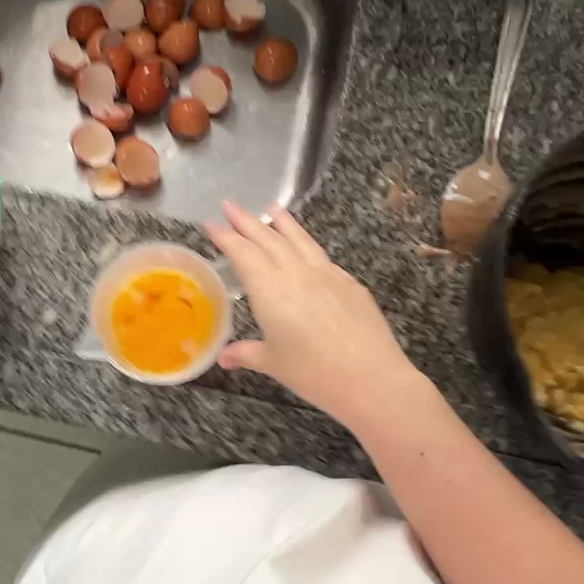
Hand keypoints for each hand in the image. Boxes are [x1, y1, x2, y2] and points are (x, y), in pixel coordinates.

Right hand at [206, 201, 422, 431]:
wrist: (371, 379)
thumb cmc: (314, 373)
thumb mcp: (273, 363)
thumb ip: (246, 354)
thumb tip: (224, 357)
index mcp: (271, 290)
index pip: (243, 254)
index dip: (226, 238)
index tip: (212, 224)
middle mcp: (297, 274)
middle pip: (268, 239)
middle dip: (247, 221)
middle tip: (230, 204)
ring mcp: (327, 275)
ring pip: (300, 240)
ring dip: (283, 222)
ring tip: (273, 207)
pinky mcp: (350, 284)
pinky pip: (322, 257)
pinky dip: (307, 245)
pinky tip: (306, 247)